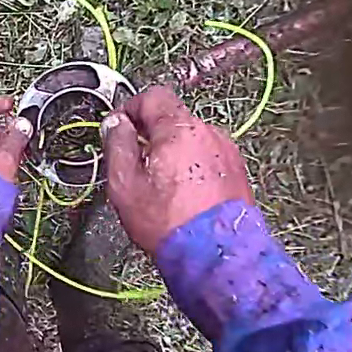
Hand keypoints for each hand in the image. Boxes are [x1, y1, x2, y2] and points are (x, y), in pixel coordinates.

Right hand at [100, 86, 253, 255]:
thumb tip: (116, 124)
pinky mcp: (235, 171)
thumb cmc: (168, 220)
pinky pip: (203, 156)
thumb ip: (117, 144)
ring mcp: (225, 152)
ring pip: (187, 138)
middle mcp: (208, 134)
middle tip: (131, 160)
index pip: (153, 96)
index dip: (129, 109)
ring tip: (154, 182)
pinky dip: (186, 165)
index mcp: (180, 130)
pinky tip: (175, 191)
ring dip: (168, 151)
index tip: (117, 128)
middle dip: (148, 133)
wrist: (215, 255)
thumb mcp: (124, 181)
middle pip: (171, 118)